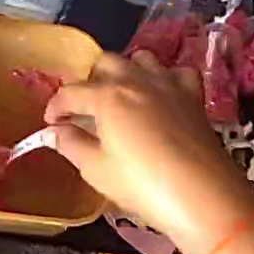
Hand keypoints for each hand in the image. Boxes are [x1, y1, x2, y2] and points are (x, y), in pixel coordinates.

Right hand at [45, 52, 253, 253]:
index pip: (71, 92)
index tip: (51, 121)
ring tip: (121, 95)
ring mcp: (168, 84)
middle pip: (106, 62)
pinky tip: (162, 95)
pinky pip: (177, 72)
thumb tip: (55, 131)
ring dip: (127, 70)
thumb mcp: (97, 170)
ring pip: (141, 59)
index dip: (56, 106)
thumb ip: (71, 144)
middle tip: (85, 107)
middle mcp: (136, 80)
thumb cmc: (143, 185)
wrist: (202, 195)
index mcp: (107, 96)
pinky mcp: (193, 95)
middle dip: (91, 80)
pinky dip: (166, 78)